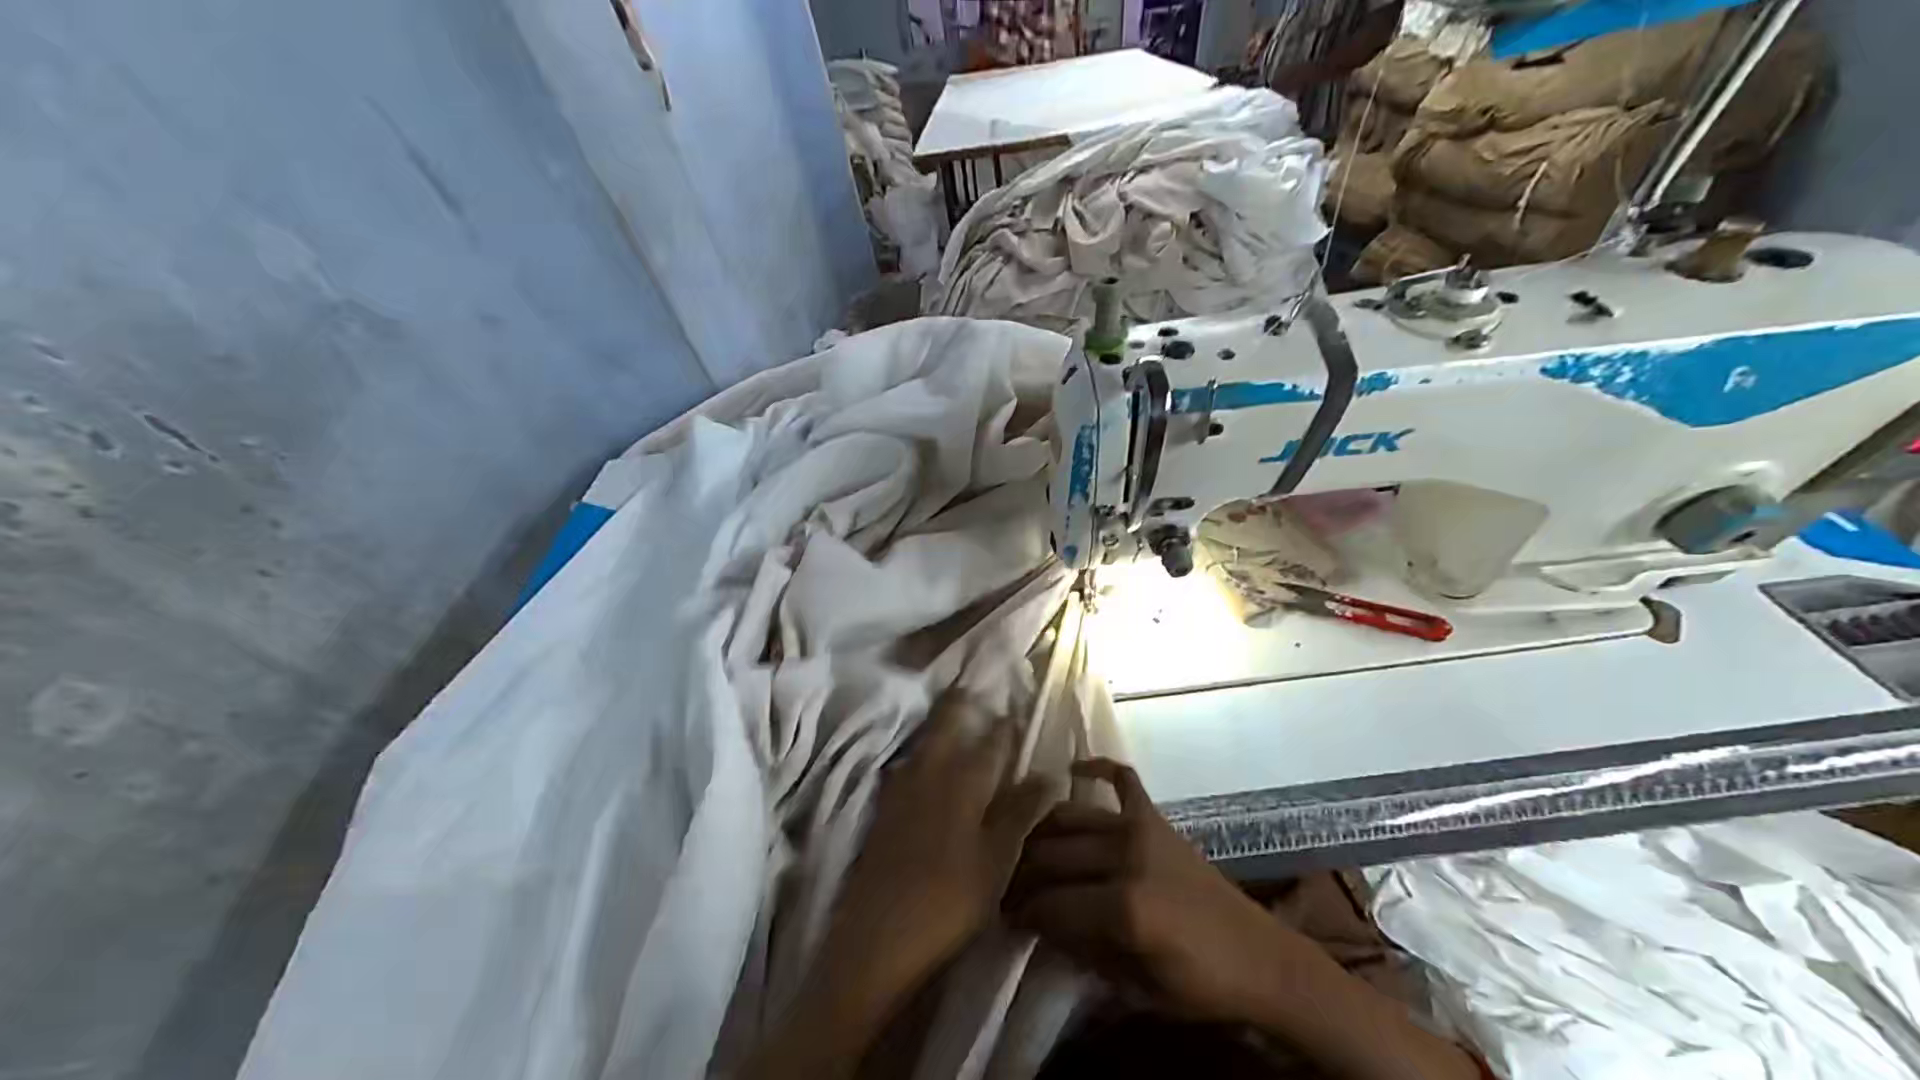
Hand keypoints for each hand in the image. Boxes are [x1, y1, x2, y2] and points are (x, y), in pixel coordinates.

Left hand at [742, 694, 1052, 1079]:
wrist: (881, 934)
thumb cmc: (952, 898)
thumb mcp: (999, 859)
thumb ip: (1021, 812)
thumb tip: (1049, 774)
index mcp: (964, 780)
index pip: (992, 740)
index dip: (1006, 724)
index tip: (1017, 710)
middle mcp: (930, 771)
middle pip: (947, 724)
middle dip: (963, 704)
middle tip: (977, 690)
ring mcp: (901, 787)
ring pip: (925, 741)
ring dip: (941, 724)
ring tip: (956, 717)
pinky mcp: (884, 807)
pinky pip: (908, 763)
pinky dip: (922, 752)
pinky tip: (926, 762)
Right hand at [1003, 758, 1297, 1023]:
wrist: (1260, 958)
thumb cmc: (1199, 983)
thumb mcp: (1134, 985)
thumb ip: (1081, 950)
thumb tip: (1038, 925)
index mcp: (1124, 908)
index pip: (1051, 904)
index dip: (1022, 913)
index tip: (1003, 917)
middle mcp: (1126, 857)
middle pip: (1052, 857)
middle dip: (1022, 875)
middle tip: (1006, 886)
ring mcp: (1142, 829)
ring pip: (1070, 819)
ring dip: (1042, 833)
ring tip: (1027, 850)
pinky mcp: (1156, 818)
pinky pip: (1122, 779)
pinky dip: (1098, 768)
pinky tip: (1073, 769)